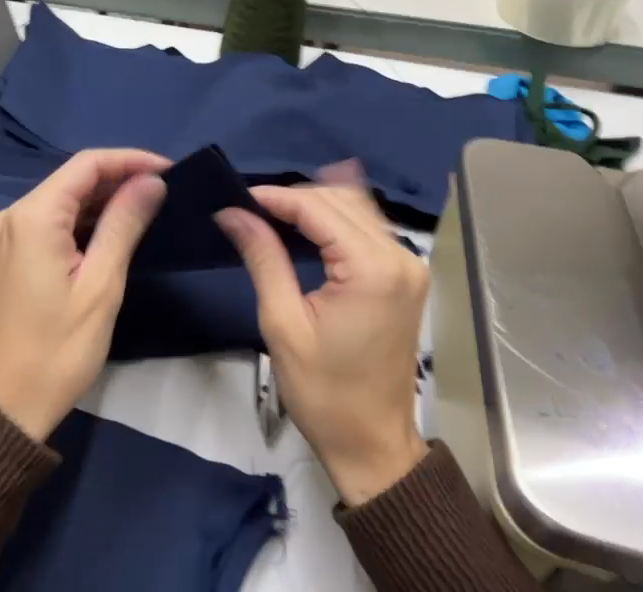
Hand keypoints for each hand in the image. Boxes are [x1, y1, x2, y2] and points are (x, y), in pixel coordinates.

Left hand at [0, 148, 170, 441]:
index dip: (130, 160)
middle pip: (72, 179)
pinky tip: (115, 231)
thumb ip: (125, 224)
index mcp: (32, 217)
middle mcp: (13, 216)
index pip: (86, 165)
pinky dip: (84, 222)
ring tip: (150, 208)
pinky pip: (51, 223)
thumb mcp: (101, 284)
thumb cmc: (59, 349)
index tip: (170, 170)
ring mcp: (7, 235)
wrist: (9, 405)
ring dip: (103, 201)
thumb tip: (151, 182)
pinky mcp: (10, 255)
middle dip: (119, 179)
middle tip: (166, 192)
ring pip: (63, 201)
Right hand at [217, 162, 429, 505]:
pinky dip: (334, 222)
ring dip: (314, 206)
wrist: (372, 444)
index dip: (275, 197)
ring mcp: (408, 266)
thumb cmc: (324, 392)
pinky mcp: (406, 277)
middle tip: (248, 210)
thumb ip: (263, 258)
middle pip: (341, 200)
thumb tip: (234, 213)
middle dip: (293, 198)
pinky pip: (367, 230)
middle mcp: (400, 257)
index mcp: (373, 269)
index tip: (235, 198)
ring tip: (269, 216)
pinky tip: (304, 228)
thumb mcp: (282, 324)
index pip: (319, 208)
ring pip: (357, 209)